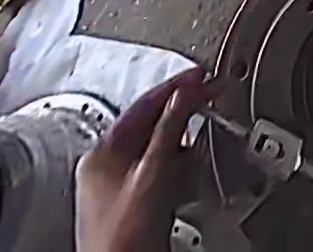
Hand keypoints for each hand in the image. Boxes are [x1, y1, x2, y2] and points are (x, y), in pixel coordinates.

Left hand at [76, 68, 211, 251]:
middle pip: (151, 122)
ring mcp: (119, 186)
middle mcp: (107, 166)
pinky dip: (180, 160)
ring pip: (157, 145)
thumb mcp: (153, 173)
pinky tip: (194, 163)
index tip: (202, 76)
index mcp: (103, 152)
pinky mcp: (134, 204)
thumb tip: (185, 92)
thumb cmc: (125, 239)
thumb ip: (170, 127)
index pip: (145, 103)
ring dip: (184, 135)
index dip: (176, 86)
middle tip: (209, 93)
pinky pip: (161, 168)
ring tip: (206, 125)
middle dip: (183, 109)